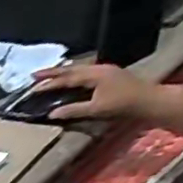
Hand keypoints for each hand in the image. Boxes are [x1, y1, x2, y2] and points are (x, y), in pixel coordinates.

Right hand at [29, 63, 160, 121]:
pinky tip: (67, 77)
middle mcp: (100, 69)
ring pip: (79, 68)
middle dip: (53, 72)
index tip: (33, 88)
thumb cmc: (122, 104)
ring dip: (62, 71)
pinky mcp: (108, 75)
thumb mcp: (96, 109)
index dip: (50, 83)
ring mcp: (105, 70)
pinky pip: (85, 71)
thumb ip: (72, 110)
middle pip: (72, 69)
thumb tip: (51, 114)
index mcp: (96, 75)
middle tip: (34, 75)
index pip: (68, 78)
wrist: (148, 99)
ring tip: (47, 75)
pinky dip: (72, 74)